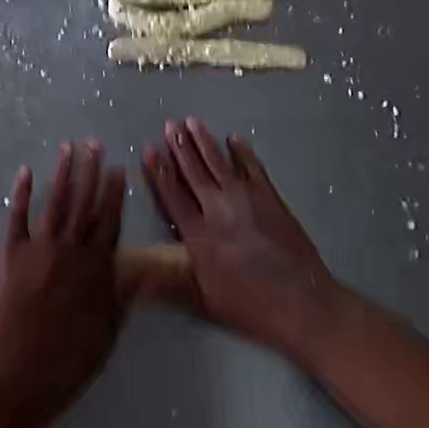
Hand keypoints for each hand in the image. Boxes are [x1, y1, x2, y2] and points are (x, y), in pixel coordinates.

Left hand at [0, 140, 125, 427]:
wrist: (15, 377)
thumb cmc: (66, 361)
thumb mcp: (107, 332)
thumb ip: (123, 293)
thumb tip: (145, 265)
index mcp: (96, 266)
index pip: (110, 219)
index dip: (114, 192)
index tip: (118, 167)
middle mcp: (71, 248)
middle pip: (84, 201)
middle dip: (91, 169)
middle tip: (95, 142)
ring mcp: (39, 247)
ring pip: (56, 201)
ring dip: (63, 171)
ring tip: (69, 146)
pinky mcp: (10, 254)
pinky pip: (18, 216)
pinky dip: (21, 193)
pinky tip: (25, 172)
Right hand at [143, 117, 342, 357]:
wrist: (300, 301)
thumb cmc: (248, 305)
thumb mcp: (201, 299)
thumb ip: (166, 280)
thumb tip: (128, 272)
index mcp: (198, 234)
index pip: (172, 194)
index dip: (159, 171)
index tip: (149, 149)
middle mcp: (218, 209)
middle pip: (194, 171)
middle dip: (179, 147)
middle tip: (169, 125)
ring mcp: (246, 198)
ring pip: (219, 162)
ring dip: (204, 141)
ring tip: (191, 121)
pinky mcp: (270, 196)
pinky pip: (252, 167)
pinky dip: (242, 151)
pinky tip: (233, 138)